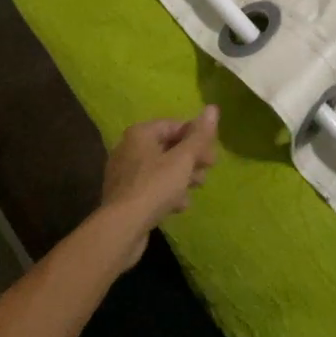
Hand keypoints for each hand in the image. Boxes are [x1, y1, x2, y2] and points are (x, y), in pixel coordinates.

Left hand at [98, 105, 220, 268]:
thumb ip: (199, 136)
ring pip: (160, 169)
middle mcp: (129, 149)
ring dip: (182, 176)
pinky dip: (167, 192)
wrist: (122, 228)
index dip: (196, 136)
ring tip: (199, 187)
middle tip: (209, 170)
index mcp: (140, 134)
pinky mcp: (125, 197)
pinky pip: (151, 188)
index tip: (212, 152)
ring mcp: (124, 174)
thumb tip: (213, 108)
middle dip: (191, 158)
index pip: (174, 125)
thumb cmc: (155, 186)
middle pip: (167, 147)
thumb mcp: (183, 159)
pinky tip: (180, 205)